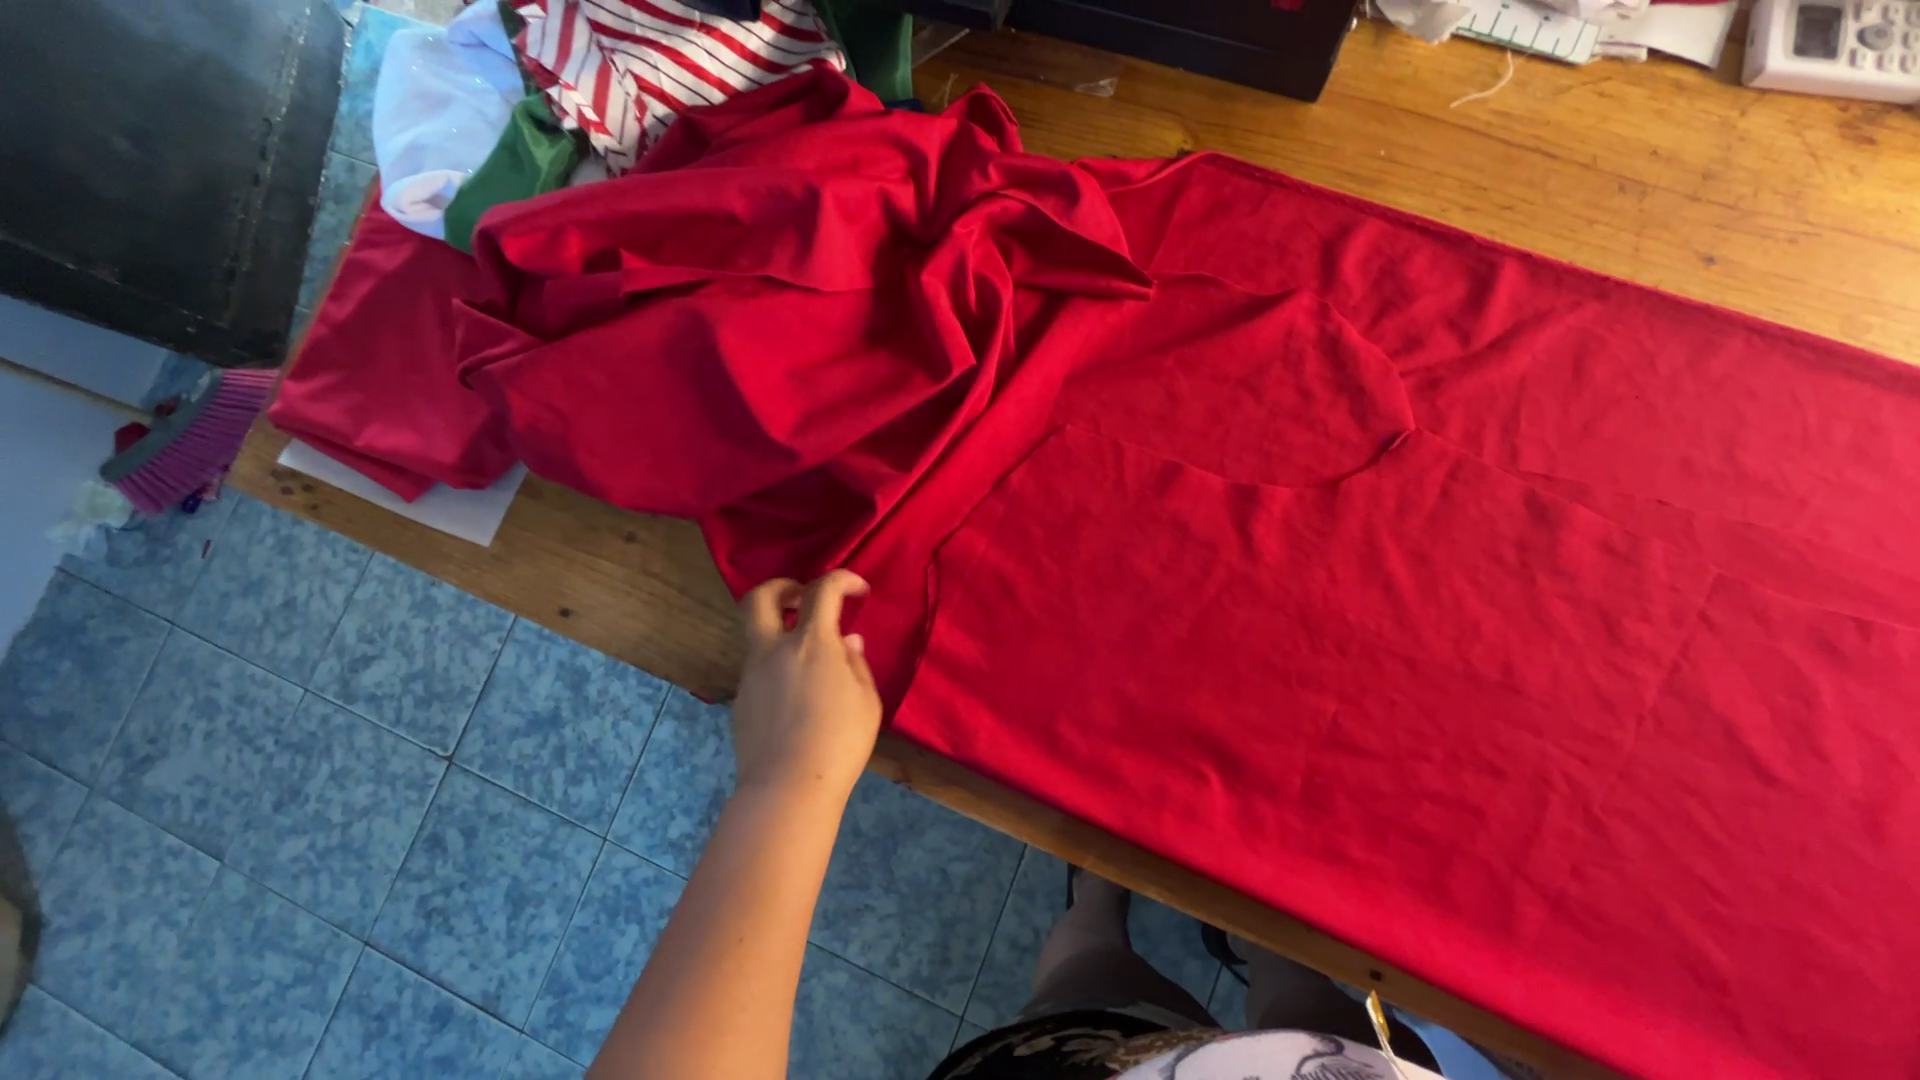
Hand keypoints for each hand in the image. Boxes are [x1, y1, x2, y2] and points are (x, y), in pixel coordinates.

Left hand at [732, 571, 881, 798]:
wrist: (788, 787)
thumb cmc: (839, 742)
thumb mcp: (867, 701)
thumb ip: (856, 664)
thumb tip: (847, 642)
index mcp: (812, 642)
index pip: (822, 588)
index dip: (843, 579)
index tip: (859, 591)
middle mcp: (773, 648)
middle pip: (760, 596)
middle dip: (782, 587)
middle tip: (803, 599)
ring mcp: (751, 673)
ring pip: (754, 632)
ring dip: (778, 628)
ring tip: (806, 654)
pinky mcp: (740, 699)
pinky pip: (756, 667)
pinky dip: (775, 664)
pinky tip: (795, 694)